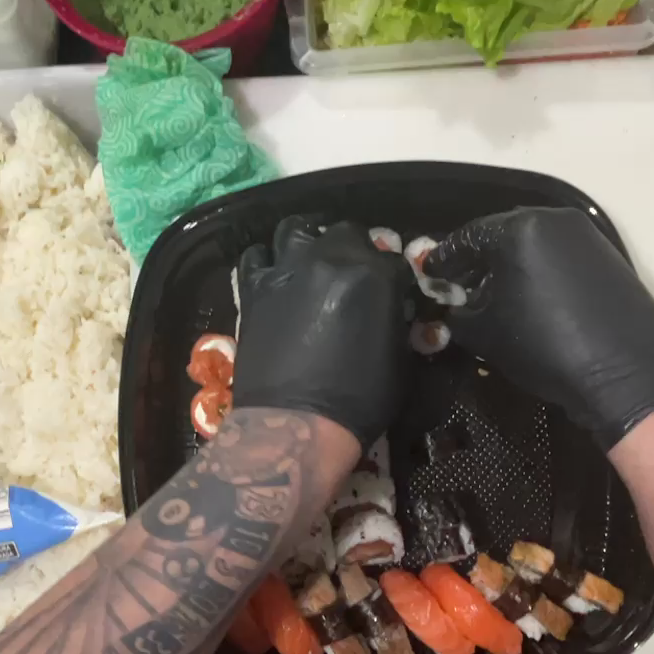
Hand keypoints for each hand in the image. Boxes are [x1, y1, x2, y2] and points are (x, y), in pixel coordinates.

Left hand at [236, 217, 415, 445]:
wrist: (298, 424)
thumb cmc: (358, 401)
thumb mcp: (399, 361)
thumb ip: (397, 322)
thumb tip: (393, 312)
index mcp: (375, 275)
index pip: (394, 260)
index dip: (395, 279)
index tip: (393, 295)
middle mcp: (331, 259)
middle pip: (347, 233)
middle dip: (355, 250)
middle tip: (353, 276)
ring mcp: (288, 270)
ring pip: (296, 229)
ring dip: (308, 241)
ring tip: (311, 261)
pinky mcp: (254, 287)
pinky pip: (255, 256)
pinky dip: (266, 262)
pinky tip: (274, 276)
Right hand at [424, 206, 653, 447]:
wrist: (625, 373)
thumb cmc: (545, 347)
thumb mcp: (485, 333)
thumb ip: (458, 312)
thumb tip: (453, 306)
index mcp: (518, 230)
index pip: (467, 238)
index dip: (444, 259)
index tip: (430, 275)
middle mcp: (553, 220)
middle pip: (501, 235)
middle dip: (477, 261)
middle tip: (459, 286)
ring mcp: (585, 236)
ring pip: (532, 244)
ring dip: (509, 265)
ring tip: (492, 295)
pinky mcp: (607, 255)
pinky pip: (558, 255)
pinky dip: (537, 270)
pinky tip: (528, 298)